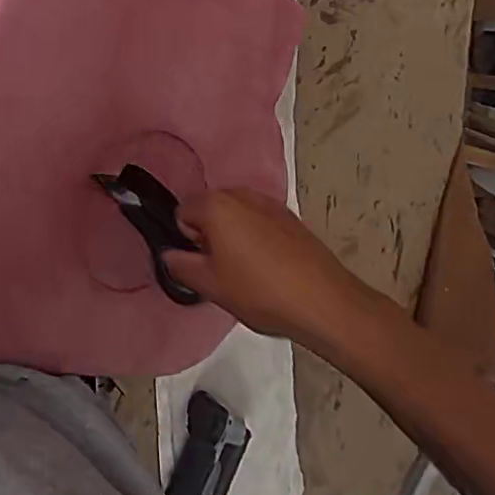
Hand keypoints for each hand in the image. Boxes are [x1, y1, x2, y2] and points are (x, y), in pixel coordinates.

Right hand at [159, 189, 383, 348]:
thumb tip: (171, 255)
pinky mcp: (291, 216)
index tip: (202, 263)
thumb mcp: (211, 286)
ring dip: (234, 235)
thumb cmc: (260, 291)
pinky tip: (270, 268)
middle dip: (210, 234)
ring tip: (247, 272)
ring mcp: (270, 202)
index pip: (183, 211)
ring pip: (237, 215)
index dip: (186, 239)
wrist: (323, 300)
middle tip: (222, 270)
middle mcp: (242, 194)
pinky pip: (260, 220)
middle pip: (211, 209)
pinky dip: (257, 237)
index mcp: (217, 205)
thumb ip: (181, 266)